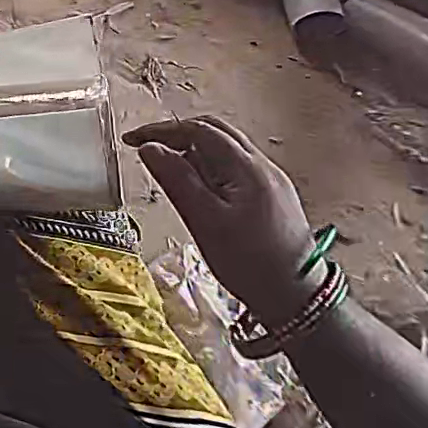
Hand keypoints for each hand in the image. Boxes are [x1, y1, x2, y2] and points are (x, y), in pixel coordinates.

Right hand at [124, 115, 322, 322]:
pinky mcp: (272, 195)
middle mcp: (262, 166)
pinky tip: (195, 184)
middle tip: (147, 147)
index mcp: (246, 167)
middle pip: (215, 131)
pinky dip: (207, 164)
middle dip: (176, 133)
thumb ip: (176, 178)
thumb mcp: (203, 219)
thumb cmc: (246, 260)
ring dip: (191, 148)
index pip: (198, 130)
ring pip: (225, 147)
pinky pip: (233, 165)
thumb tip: (149, 148)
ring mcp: (270, 180)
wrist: (297, 297)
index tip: (131, 141)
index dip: (161, 130)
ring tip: (166, 167)